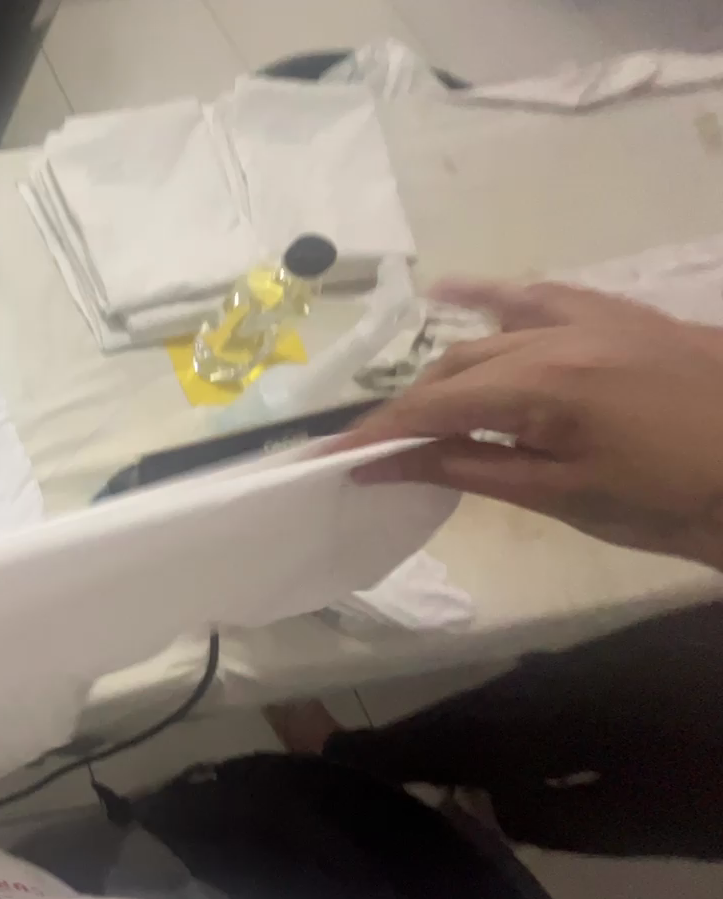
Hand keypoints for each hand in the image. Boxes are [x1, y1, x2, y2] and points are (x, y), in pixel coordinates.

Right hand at [341, 279, 722, 568]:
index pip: (429, 408)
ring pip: (489, 340)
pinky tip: (451, 290)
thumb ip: (458, 467)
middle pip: (452, 371)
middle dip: (405, 413)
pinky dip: (496, 296)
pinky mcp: (631, 323)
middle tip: (377, 454)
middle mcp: (564, 339)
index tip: (328, 460)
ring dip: (443, 374)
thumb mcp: (556, 494)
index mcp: (545, 385)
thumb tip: (375, 466)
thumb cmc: (676, 502)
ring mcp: (602, 324)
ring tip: (416, 410)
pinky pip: (551, 298)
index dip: (373, 437)